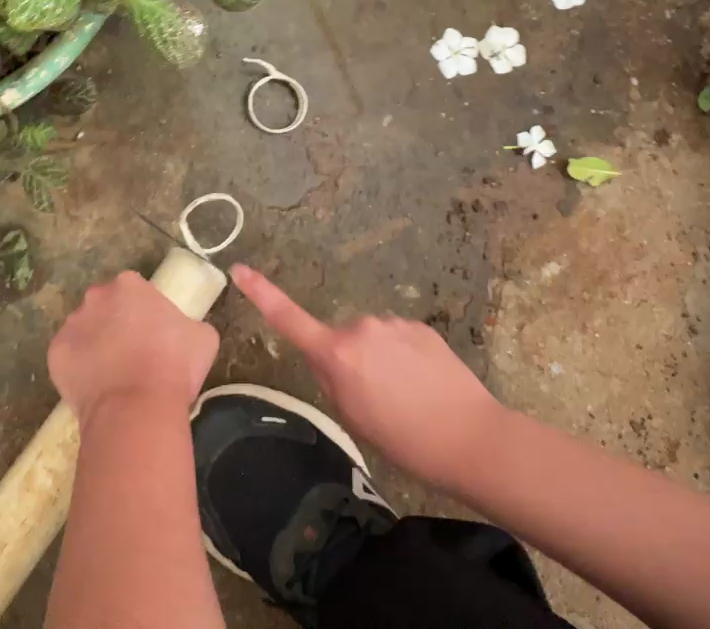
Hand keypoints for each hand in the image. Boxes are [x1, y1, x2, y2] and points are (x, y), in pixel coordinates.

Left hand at [48, 271, 220, 424]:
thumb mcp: (203, 337)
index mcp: (129, 285)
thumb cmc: (174, 366)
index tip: (152, 333)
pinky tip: (96, 387)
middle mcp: (95, 297)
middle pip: (105, 306)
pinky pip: (69, 358)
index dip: (143, 312)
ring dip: (95, 345)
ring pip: (84, 331)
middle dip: (115, 324)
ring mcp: (71, 325)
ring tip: (114, 375)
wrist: (137, 407)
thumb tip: (183, 332)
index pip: (134, 291)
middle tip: (133, 353)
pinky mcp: (56, 353)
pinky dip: (79, 369)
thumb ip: (187, 324)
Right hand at [232, 264, 505, 493]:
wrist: (470, 437)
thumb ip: (330, 379)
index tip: (239, 268)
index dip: (261, 293)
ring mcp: (394, 324)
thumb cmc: (404, 440)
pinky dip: (404, 358)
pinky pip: (398, 339)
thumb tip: (327, 358)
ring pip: (371, 340)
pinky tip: (424, 386)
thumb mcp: (351, 418)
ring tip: (405, 398)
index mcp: (337, 353)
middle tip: (372, 401)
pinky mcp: (421, 326)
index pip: (288, 319)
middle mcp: (362, 328)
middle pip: (340, 339)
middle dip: (347, 360)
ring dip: (379, 360)